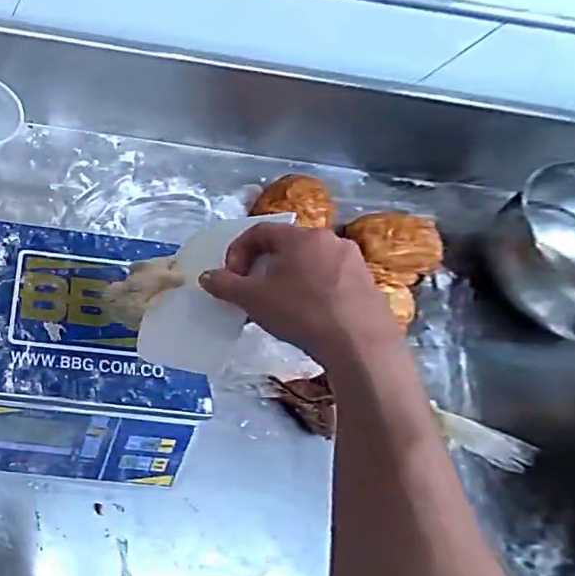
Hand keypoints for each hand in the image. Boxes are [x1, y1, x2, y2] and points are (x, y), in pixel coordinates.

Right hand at [198, 223, 397, 367]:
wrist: (360, 344)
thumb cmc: (301, 312)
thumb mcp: (252, 299)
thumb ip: (225, 284)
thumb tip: (207, 276)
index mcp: (301, 237)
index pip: (259, 231)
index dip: (237, 251)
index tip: (231, 277)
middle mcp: (330, 240)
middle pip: (285, 246)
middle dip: (262, 266)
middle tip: (251, 291)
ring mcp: (353, 261)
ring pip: (308, 263)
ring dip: (286, 278)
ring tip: (277, 305)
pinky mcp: (367, 283)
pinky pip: (329, 279)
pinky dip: (310, 289)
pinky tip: (306, 315)